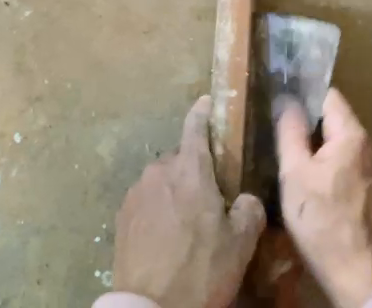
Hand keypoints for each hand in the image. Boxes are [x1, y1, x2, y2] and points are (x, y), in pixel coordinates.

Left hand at [113, 95, 266, 306]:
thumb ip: (249, 210)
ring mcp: (136, 192)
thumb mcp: (240, 244)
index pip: (195, 126)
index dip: (203, 111)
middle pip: (180, 159)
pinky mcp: (122, 215)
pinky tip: (167, 236)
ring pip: (162, 181)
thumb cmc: (200, 270)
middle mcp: (159, 171)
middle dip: (194, 171)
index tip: (207, 101)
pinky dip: (158, 210)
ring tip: (188, 224)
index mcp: (189, 169)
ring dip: (175, 193)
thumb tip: (246, 199)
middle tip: (211, 198)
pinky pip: (146, 201)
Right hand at [275, 89, 371, 306]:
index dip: (304, 96)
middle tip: (283, 137)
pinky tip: (314, 184)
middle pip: (335, 120)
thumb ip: (291, 130)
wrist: (357, 274)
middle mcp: (370, 145)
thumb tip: (287, 99)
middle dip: (310, 125)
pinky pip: (348, 163)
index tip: (282, 106)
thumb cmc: (321, 220)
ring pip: (341, 144)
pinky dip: (331, 166)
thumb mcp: (295, 173)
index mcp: (353, 135)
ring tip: (295, 161)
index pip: (328, 96)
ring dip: (320, 148)